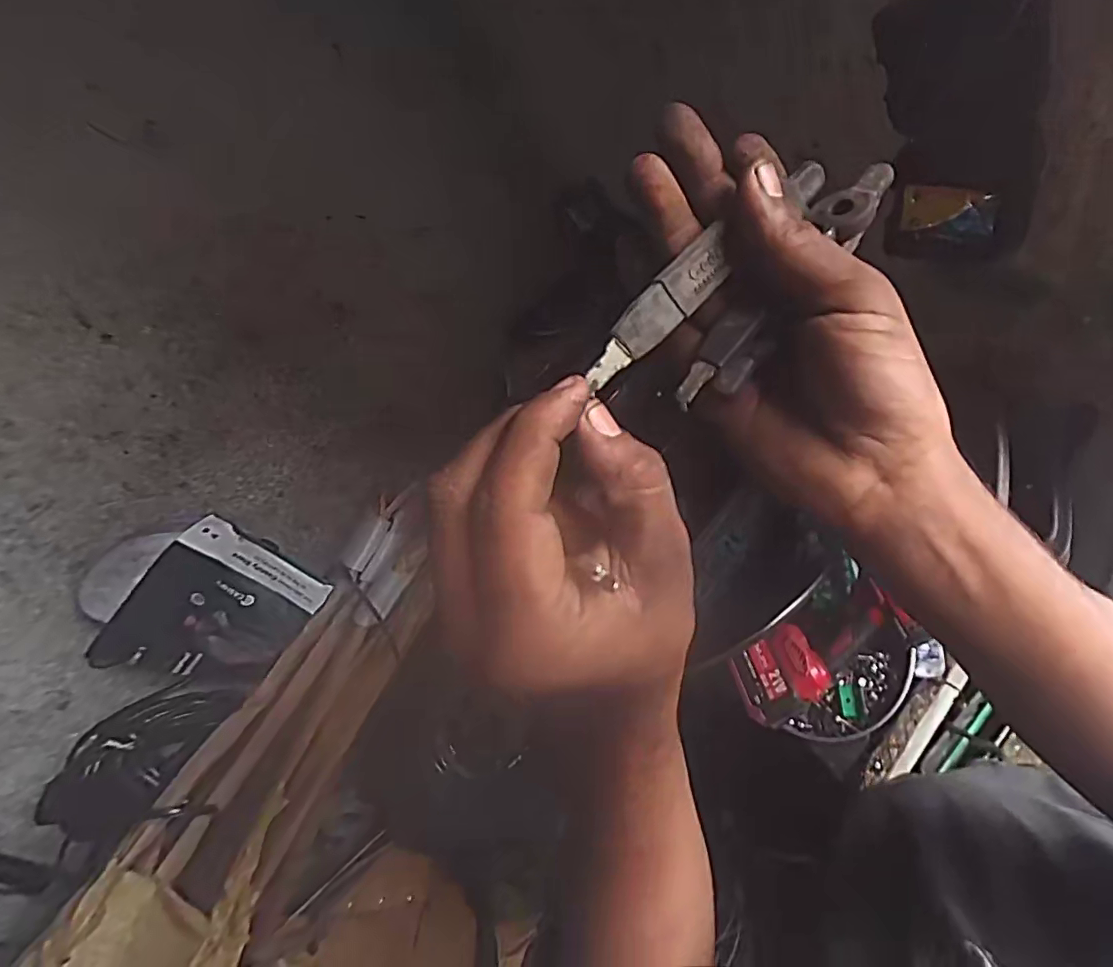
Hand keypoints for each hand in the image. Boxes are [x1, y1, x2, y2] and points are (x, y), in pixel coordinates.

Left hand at [428, 376, 694, 743]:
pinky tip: (535, 469)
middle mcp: (464, 619)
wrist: (608, 721)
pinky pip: (454, 516)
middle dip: (509, 430)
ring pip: (445, 499)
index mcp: (524, 620)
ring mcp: (445, 613)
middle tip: (564, 404)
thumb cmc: (649, 648)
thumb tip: (591, 417)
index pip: (506, 501)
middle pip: (457, 492)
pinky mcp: (446, 600)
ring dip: (495, 448)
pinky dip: (490, 475)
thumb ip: (637, 483)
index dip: (535, 431)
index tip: (576, 390)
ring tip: (552, 429)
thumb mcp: (667, 560)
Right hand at [627, 103, 973, 543]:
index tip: (729, 139)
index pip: (770, 214)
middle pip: (721, 235)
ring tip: (644, 173)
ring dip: (667, 225)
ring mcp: (732, 337)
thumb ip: (798, 247)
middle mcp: (766, 299)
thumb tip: (753, 179)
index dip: (749, 175)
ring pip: (691, 274)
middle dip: (694, 183)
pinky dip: (654, 296)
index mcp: (810, 275)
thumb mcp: (855, 302)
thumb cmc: (882, 382)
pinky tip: (635, 251)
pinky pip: (674, 334)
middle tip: (668, 131)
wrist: (873, 471)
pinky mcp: (705, 379)